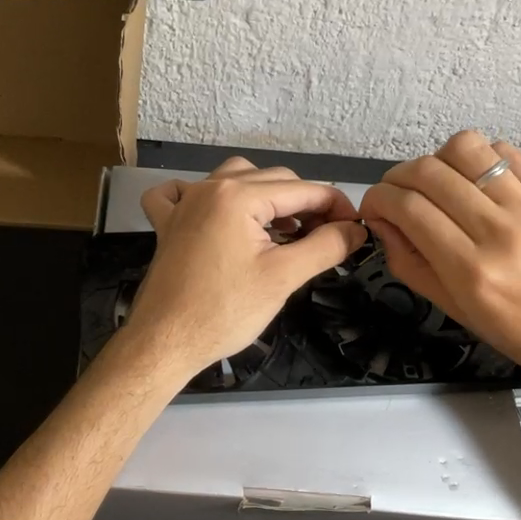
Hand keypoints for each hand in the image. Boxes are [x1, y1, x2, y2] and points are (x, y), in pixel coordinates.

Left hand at [123, 158, 368, 376]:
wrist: (164, 341)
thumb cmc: (224, 311)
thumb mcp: (283, 278)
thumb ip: (326, 246)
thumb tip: (356, 229)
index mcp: (238, 196)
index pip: (303, 189)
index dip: (336, 207)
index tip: (355, 230)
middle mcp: (209, 188)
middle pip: (273, 180)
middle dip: (305, 204)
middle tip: (327, 238)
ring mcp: (183, 203)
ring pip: (235, 178)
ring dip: (263, 196)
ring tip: (283, 230)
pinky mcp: (167, 224)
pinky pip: (182, 192)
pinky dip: (203, 196)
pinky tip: (217, 215)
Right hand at [358, 132, 520, 399]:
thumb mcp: (460, 313)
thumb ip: (412, 265)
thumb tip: (384, 224)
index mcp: (471, 271)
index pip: (406, 207)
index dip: (377, 199)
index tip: (374, 208)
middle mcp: (499, 231)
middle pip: (427, 172)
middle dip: (397, 177)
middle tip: (397, 195)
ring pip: (464, 149)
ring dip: (436, 159)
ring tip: (439, 182)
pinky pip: (505, 153)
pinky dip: (478, 158)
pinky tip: (478, 180)